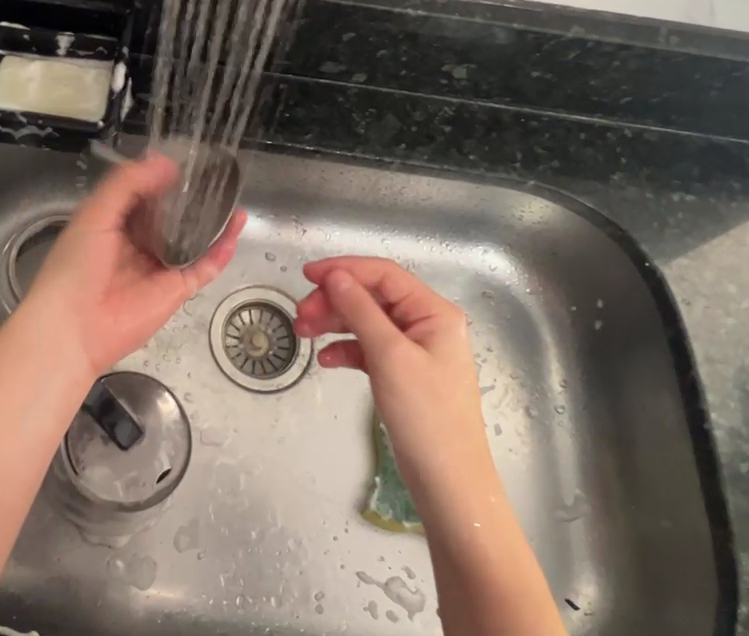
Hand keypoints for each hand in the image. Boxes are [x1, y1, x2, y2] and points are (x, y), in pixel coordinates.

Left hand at [17, 152, 246, 378]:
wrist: (74, 327)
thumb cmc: (77, 264)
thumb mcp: (95, 213)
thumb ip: (128, 184)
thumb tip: (165, 162)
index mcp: (112, 224)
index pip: (142, 194)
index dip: (160, 177)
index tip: (183, 158)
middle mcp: (137, 243)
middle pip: (170, 215)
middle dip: (189, 196)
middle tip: (214, 171)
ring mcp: (159, 267)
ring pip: (191, 238)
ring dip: (210, 218)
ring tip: (230, 192)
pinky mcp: (176, 289)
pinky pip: (204, 266)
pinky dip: (221, 248)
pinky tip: (236, 225)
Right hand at [293, 257, 488, 489]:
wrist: (448, 480)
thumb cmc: (425, 414)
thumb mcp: (389, 356)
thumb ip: (361, 310)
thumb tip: (335, 276)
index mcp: (433, 312)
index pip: (383, 274)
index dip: (344, 269)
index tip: (307, 274)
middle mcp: (426, 324)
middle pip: (372, 296)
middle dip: (334, 301)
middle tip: (300, 315)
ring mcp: (414, 349)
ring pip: (366, 321)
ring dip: (334, 323)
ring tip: (303, 333)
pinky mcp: (402, 373)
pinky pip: (368, 348)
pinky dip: (345, 349)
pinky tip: (326, 360)